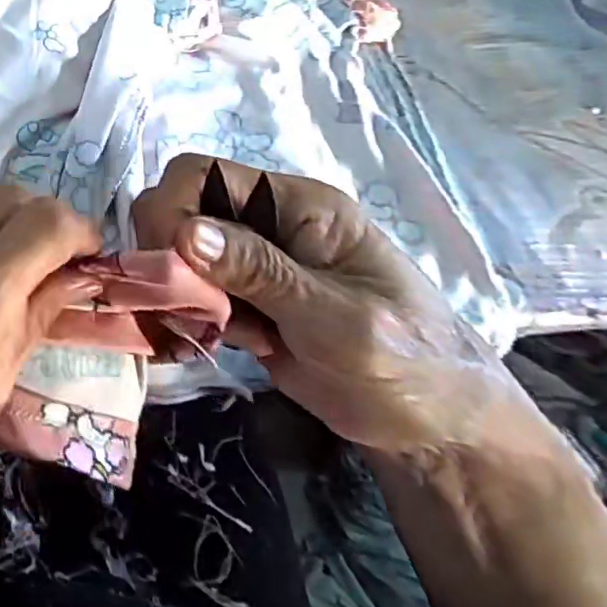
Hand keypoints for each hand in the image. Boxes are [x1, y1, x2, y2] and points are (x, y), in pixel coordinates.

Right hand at [131, 154, 531, 456]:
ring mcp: (247, 258)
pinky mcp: (235, 293)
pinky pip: (183, 286)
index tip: (174, 266)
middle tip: (197, 308)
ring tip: (218, 331)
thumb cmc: (411, 366)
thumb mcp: (339, 321)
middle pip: (175, 207)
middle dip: (171, 257)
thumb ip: (262, 273)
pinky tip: (216, 339)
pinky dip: (184, 312)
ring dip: (178, 290)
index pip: (201, 174)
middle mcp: (264, 219)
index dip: (172, 209)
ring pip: (171, 249)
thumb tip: (185, 233)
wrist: (436, 432)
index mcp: (297, 205)